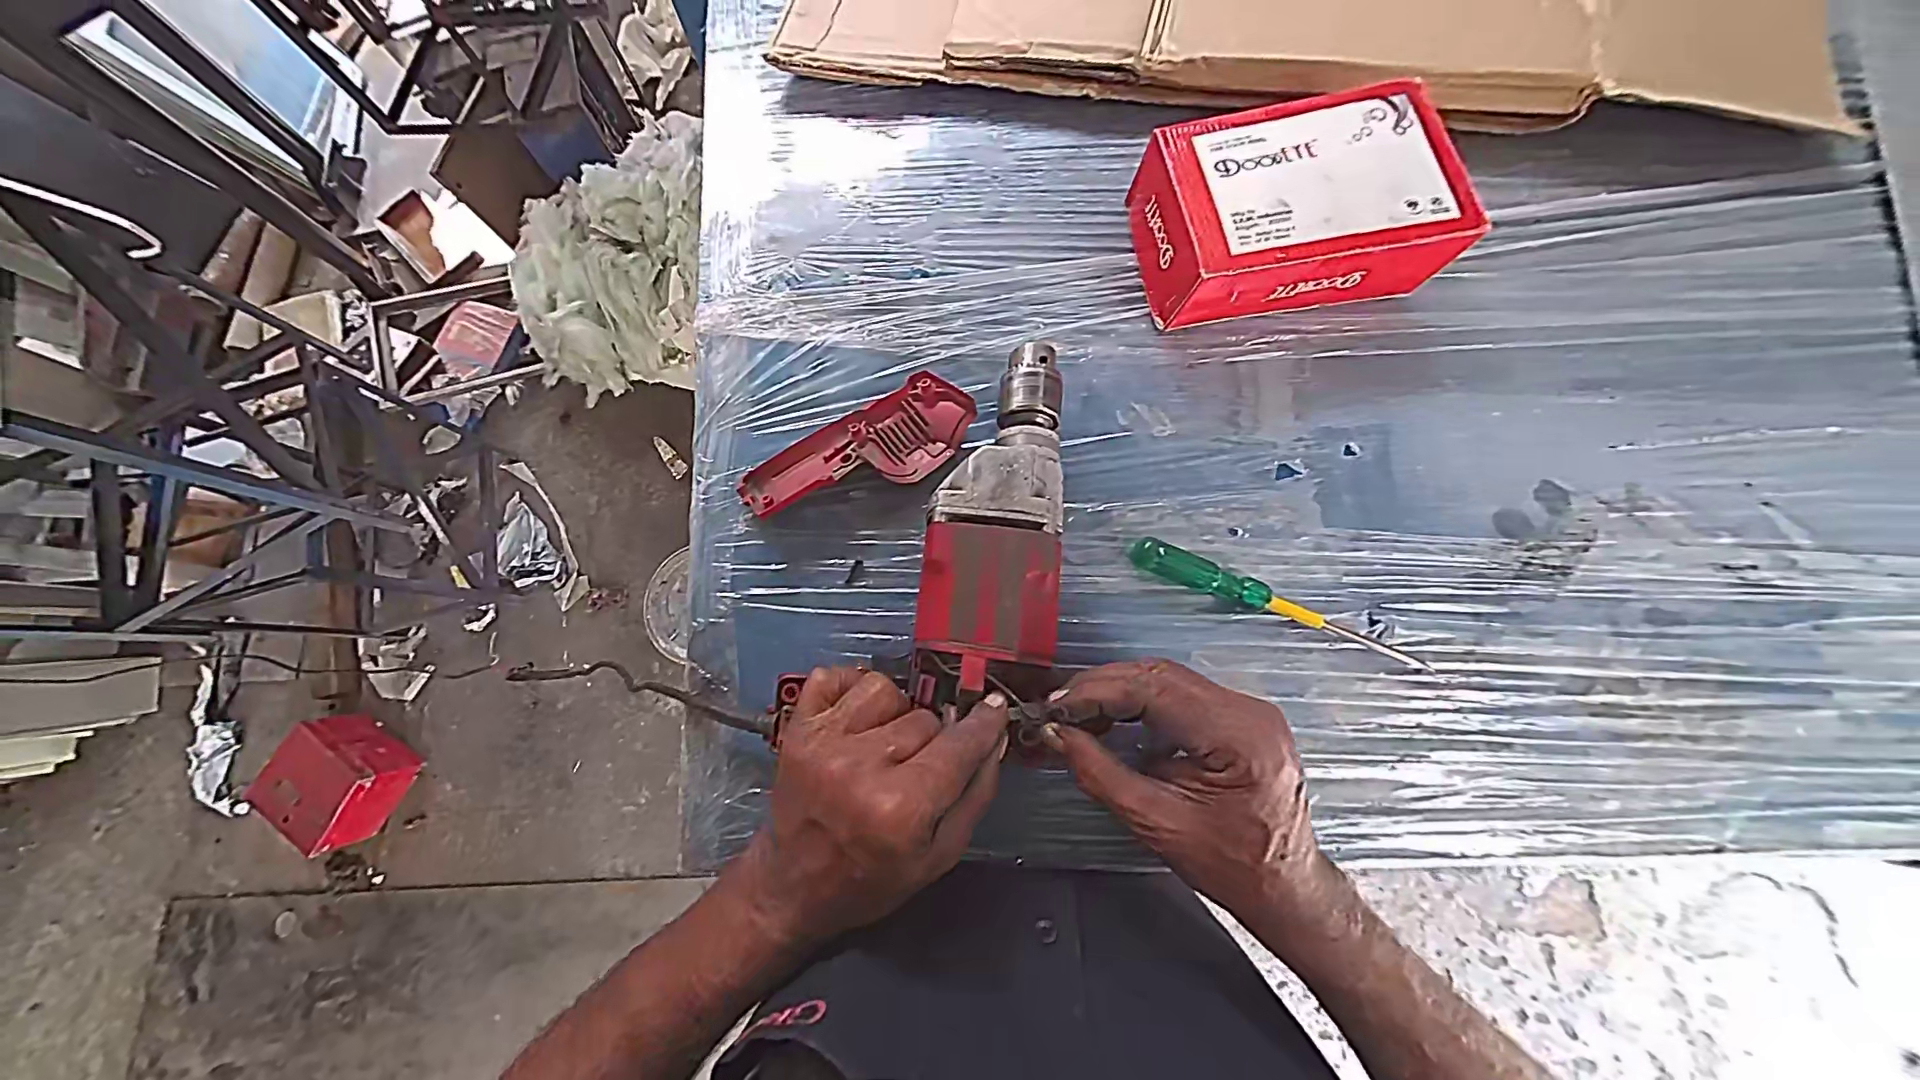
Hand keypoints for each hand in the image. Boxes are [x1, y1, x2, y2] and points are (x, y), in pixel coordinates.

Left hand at [728, 668, 1007, 948]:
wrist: (792, 887)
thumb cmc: (871, 879)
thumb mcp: (939, 856)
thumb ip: (976, 793)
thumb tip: (995, 738)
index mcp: (900, 807)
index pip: (959, 745)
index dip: (984, 724)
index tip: (994, 710)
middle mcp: (859, 766)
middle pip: (926, 718)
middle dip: (934, 739)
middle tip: (918, 767)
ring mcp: (823, 742)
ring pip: (887, 690)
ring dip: (896, 713)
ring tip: (886, 743)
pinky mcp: (797, 728)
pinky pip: (835, 677)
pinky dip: (852, 688)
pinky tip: (859, 716)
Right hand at [1045, 659, 1328, 921]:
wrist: (1284, 887)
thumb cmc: (1234, 867)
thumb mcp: (1157, 823)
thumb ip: (1101, 773)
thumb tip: (1060, 736)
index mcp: (1237, 736)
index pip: (1154, 689)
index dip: (1098, 691)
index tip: (1060, 704)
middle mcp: (1248, 712)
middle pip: (1159, 675)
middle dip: (1102, 686)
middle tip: (1062, 705)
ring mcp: (1247, 710)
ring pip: (1167, 678)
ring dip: (1118, 689)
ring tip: (1079, 710)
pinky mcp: (1238, 716)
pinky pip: (1179, 692)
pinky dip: (1139, 699)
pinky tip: (1113, 714)